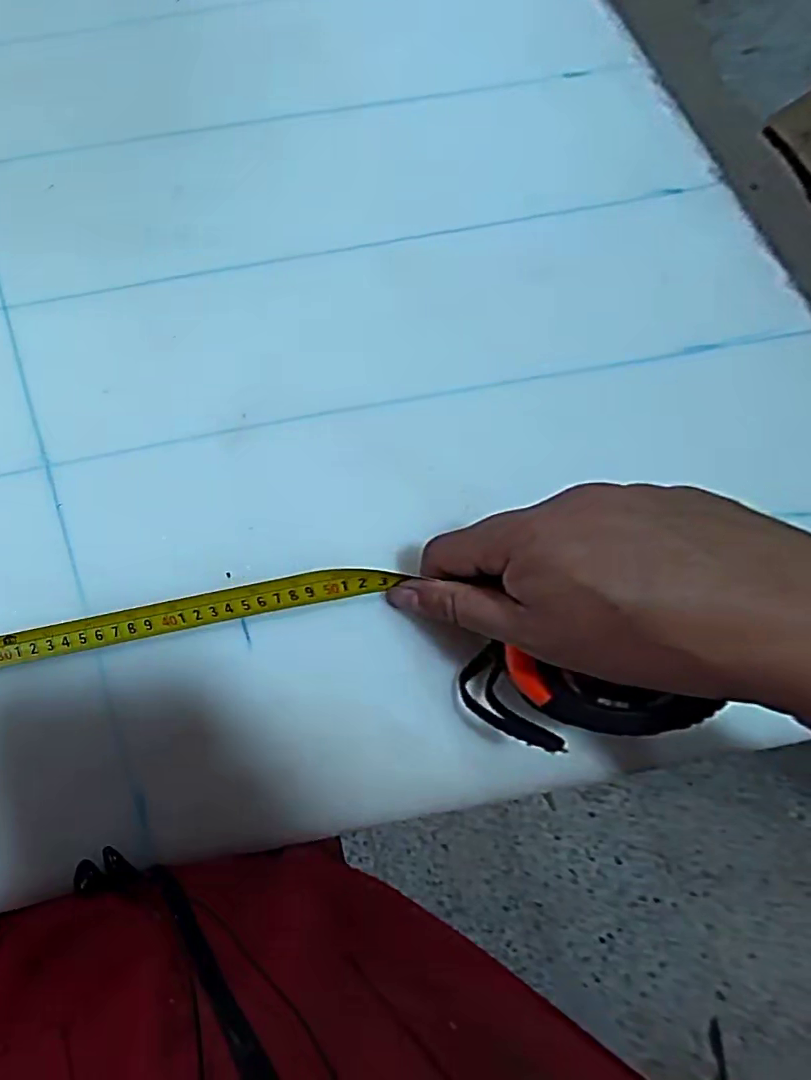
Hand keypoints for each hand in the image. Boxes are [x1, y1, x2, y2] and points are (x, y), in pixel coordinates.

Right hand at [387, 483, 810, 718]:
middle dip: (512, 577)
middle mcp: (570, 504)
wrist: (803, 627)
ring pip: (560, 532)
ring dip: (566, 564)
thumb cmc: (670, 636)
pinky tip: (654, 588)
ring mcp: (628, 497)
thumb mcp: (536, 635)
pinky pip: (617, 523)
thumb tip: (410, 592)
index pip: (444, 551)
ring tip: (615, 606)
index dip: (448, 586)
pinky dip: (618, 552)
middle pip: (503, 540)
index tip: (476, 611)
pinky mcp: (678, 501)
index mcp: (525, 533)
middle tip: (553, 619)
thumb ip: (458, 608)